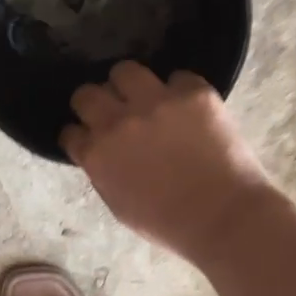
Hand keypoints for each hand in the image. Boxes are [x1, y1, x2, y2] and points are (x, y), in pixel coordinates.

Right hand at [60, 62, 278, 260]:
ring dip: (129, 84)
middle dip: (94, 103)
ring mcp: (155, 103)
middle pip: (87, 94)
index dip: (80, 135)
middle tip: (111, 111)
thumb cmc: (169, 224)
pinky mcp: (193, 93)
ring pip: (126, 71)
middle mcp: (118, 122)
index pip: (70, 132)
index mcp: (97, 155)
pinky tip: (188, 106)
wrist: (224, 217)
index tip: (89, 138)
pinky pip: (178, 77)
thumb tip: (102, 155)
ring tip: (144, 96)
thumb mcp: (118, 206)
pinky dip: (180, 90)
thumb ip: (102, 173)